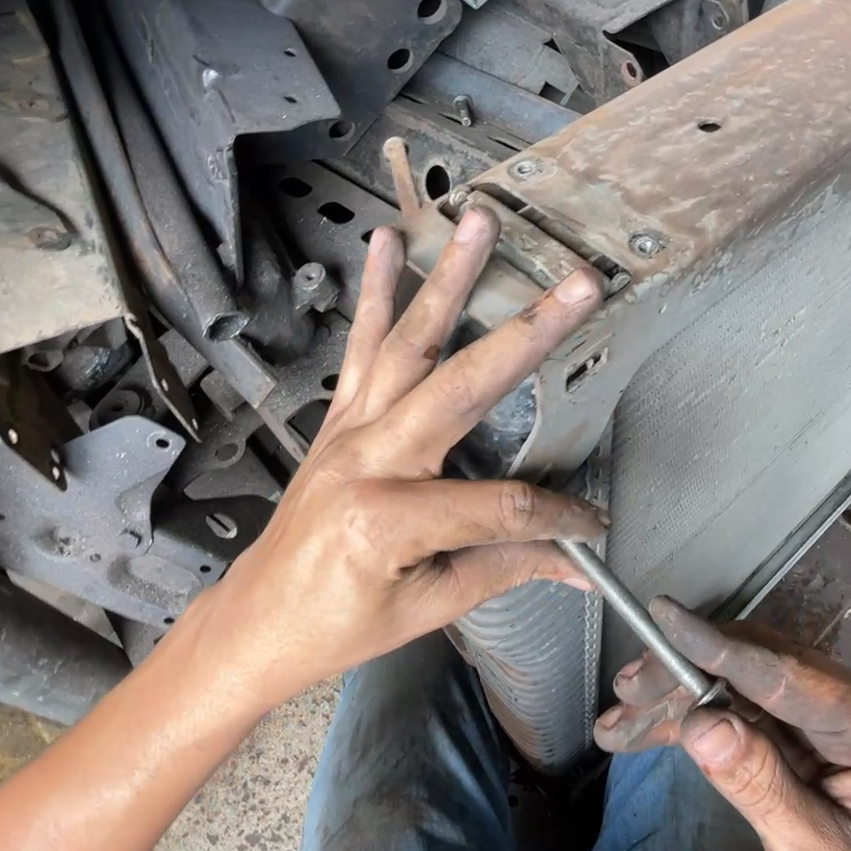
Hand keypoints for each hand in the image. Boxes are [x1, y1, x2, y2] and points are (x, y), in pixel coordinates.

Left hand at [185, 205, 606, 707]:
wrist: (258, 620)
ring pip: (406, 344)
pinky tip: (385, 244)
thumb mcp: (427, 607)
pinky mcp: (337, 420)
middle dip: (529, 335)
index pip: (501, 506)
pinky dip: (376, 293)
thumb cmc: (335, 625)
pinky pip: (360, 348)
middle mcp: (364, 461)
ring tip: (477, 224)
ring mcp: (347, 432)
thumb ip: (504, 569)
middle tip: (577, 287)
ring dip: (447, 280)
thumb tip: (575, 562)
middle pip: (462, 388)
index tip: (591, 524)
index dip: (556, 517)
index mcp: (387, 520)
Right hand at [595, 597, 850, 850]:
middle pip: (753, 668)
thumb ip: (760, 786)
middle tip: (628, 691)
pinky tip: (646, 732)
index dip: (718, 646)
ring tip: (621, 720)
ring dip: (677, 700)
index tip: (665, 616)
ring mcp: (826, 716)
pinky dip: (690, 722)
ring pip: (735, 684)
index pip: (784, 674)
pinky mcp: (802, 732)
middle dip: (684, 674)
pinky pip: (738, 711)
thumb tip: (702, 724)